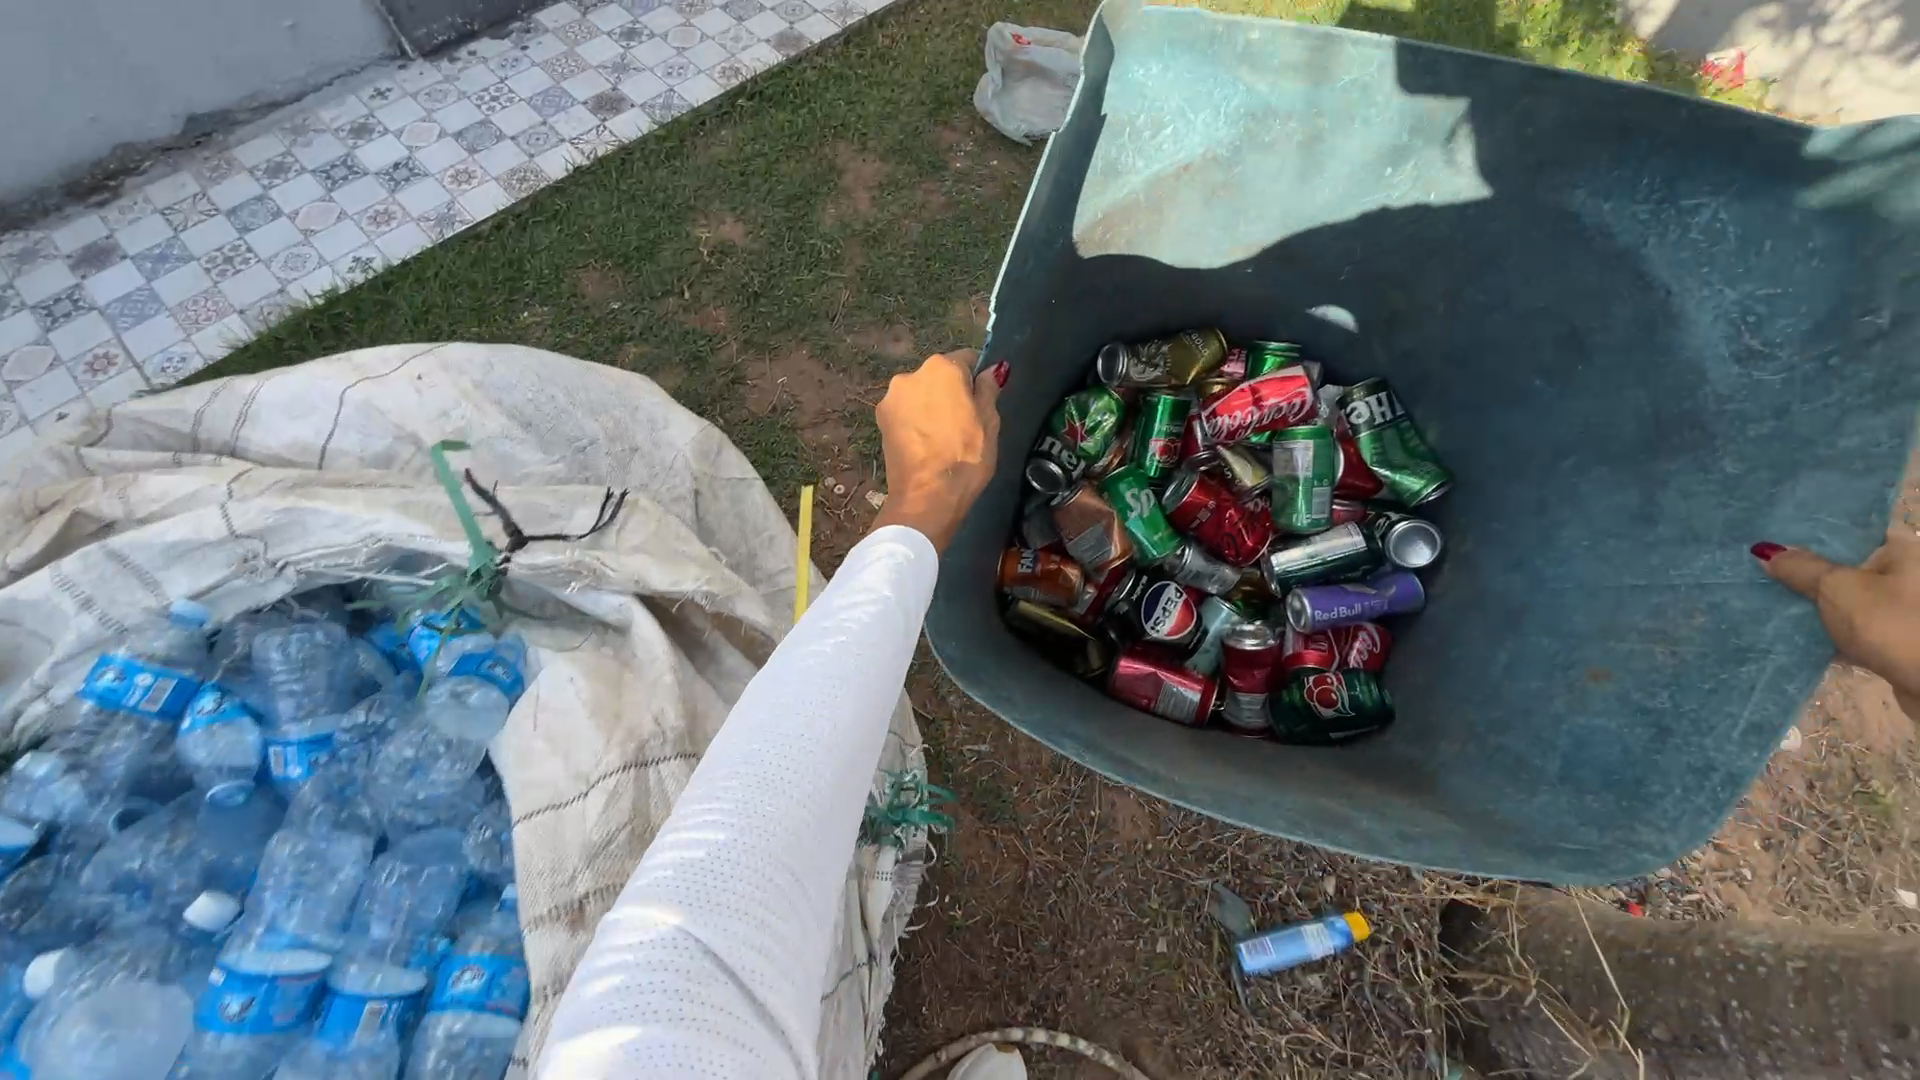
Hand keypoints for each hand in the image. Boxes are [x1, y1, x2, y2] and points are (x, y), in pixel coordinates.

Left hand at [871, 351, 1003, 552]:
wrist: (927, 496)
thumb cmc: (966, 457)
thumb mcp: (989, 422)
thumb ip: (988, 389)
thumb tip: (992, 369)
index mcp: (942, 367)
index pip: (967, 360)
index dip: (977, 380)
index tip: (982, 403)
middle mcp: (912, 374)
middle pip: (939, 376)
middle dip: (951, 392)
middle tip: (963, 424)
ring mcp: (892, 397)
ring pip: (920, 394)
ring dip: (930, 406)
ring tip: (941, 437)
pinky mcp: (881, 419)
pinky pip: (905, 412)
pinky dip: (915, 421)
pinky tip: (924, 444)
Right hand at [1755, 527, 1919, 720]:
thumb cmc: (1896, 624)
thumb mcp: (1839, 589)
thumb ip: (1801, 568)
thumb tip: (1769, 550)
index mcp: (1908, 553)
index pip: (1849, 538)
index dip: (1806, 542)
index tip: (1768, 550)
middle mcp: (1913, 576)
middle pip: (1846, 570)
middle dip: (1804, 577)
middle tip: (1759, 577)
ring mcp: (1908, 610)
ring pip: (1847, 601)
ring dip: (1813, 606)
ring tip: (1768, 606)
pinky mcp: (1901, 640)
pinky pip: (1853, 627)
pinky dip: (1828, 630)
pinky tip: (1796, 633)